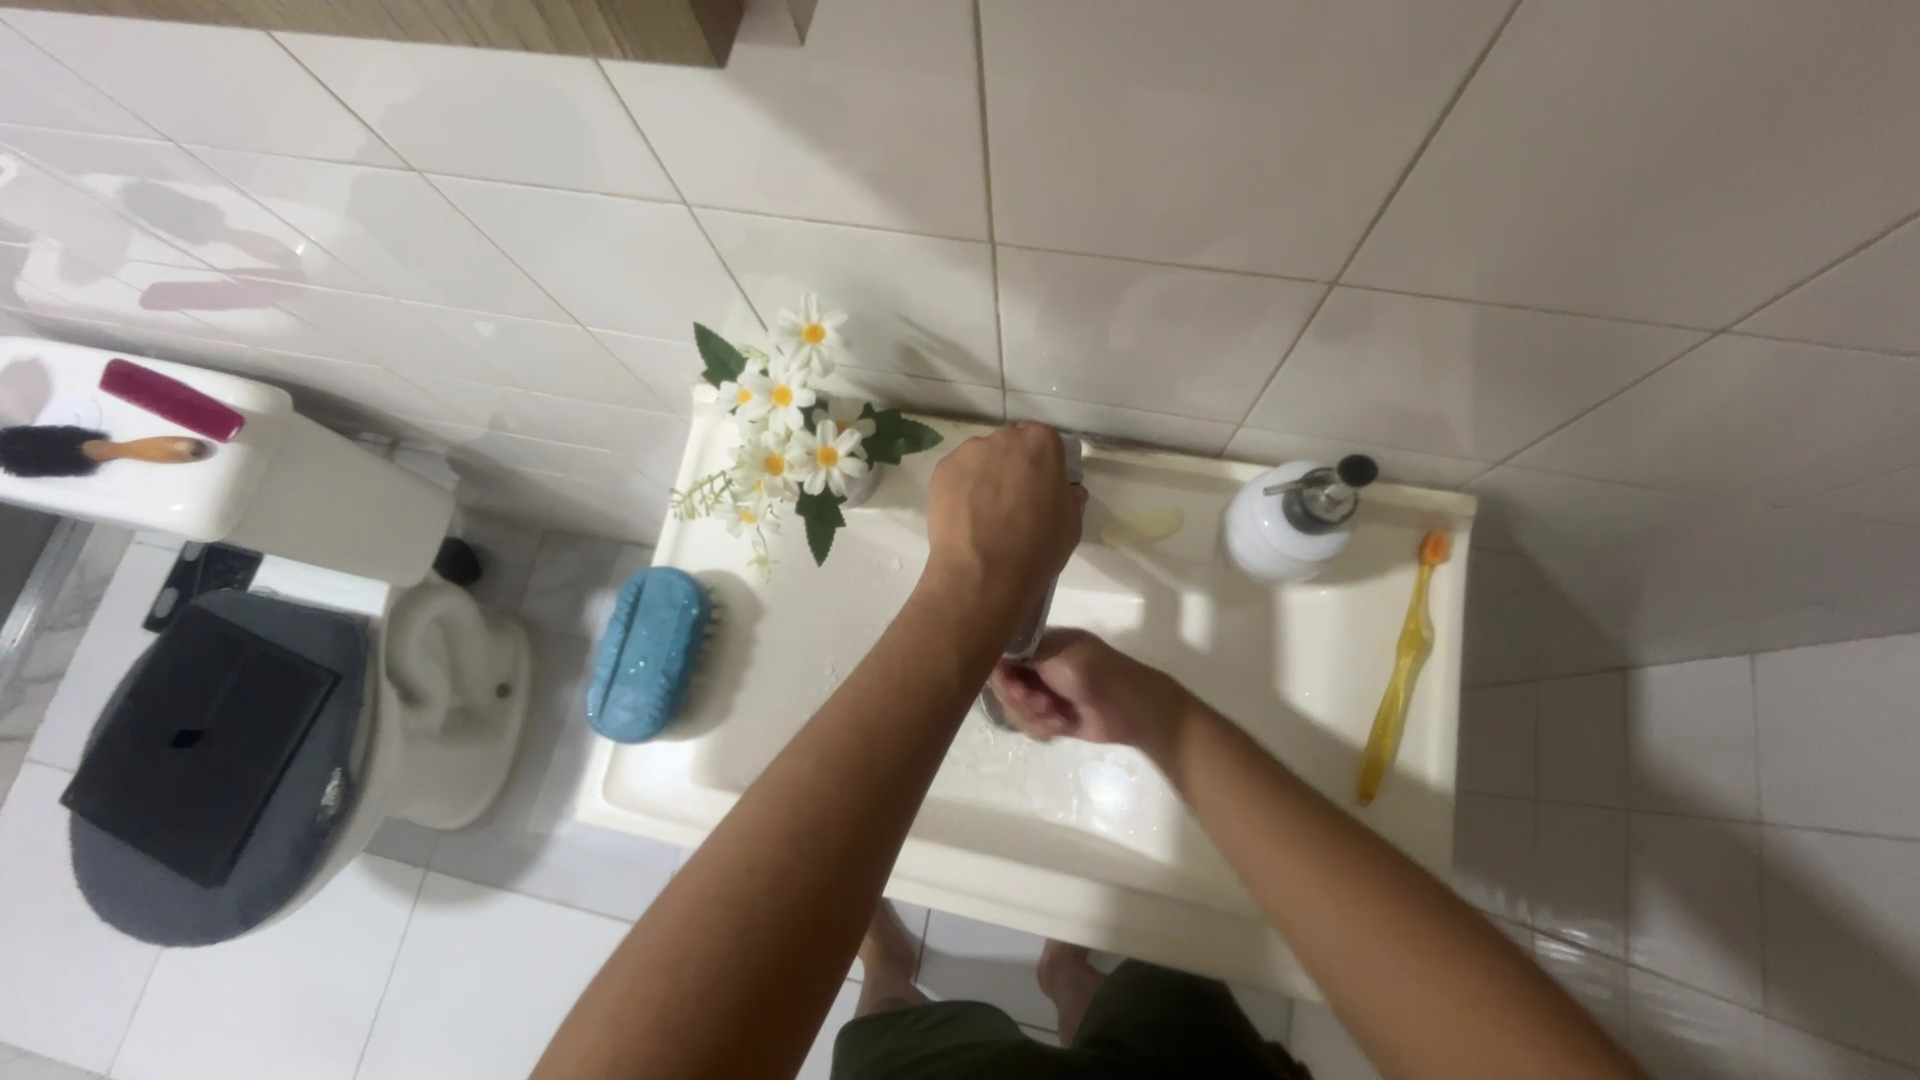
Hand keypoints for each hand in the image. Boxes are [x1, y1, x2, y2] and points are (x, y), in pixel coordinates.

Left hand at [923, 421, 1086, 604]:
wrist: (982, 574)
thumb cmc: (1036, 547)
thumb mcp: (1072, 524)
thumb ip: (1069, 497)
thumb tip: (1065, 491)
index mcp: (1041, 443)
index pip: (1044, 441)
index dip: (1043, 464)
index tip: (1041, 486)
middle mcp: (1003, 438)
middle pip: (1010, 444)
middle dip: (1013, 465)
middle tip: (1013, 500)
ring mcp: (968, 452)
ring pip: (981, 458)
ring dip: (986, 476)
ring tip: (984, 513)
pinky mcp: (941, 471)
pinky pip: (958, 474)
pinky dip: (962, 489)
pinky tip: (965, 517)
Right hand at [988, 629, 1191, 752]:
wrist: (1132, 710)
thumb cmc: (1097, 675)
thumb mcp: (1058, 654)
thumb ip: (1024, 652)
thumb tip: (996, 654)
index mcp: (1043, 645)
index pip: (1005, 657)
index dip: (1003, 675)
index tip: (1015, 686)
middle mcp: (1041, 668)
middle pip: (1006, 687)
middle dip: (1021, 700)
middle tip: (1042, 703)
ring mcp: (1046, 695)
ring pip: (1016, 709)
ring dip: (1033, 716)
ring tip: (1056, 716)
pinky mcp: (1053, 719)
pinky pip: (1030, 726)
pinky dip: (1042, 728)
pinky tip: (1061, 726)